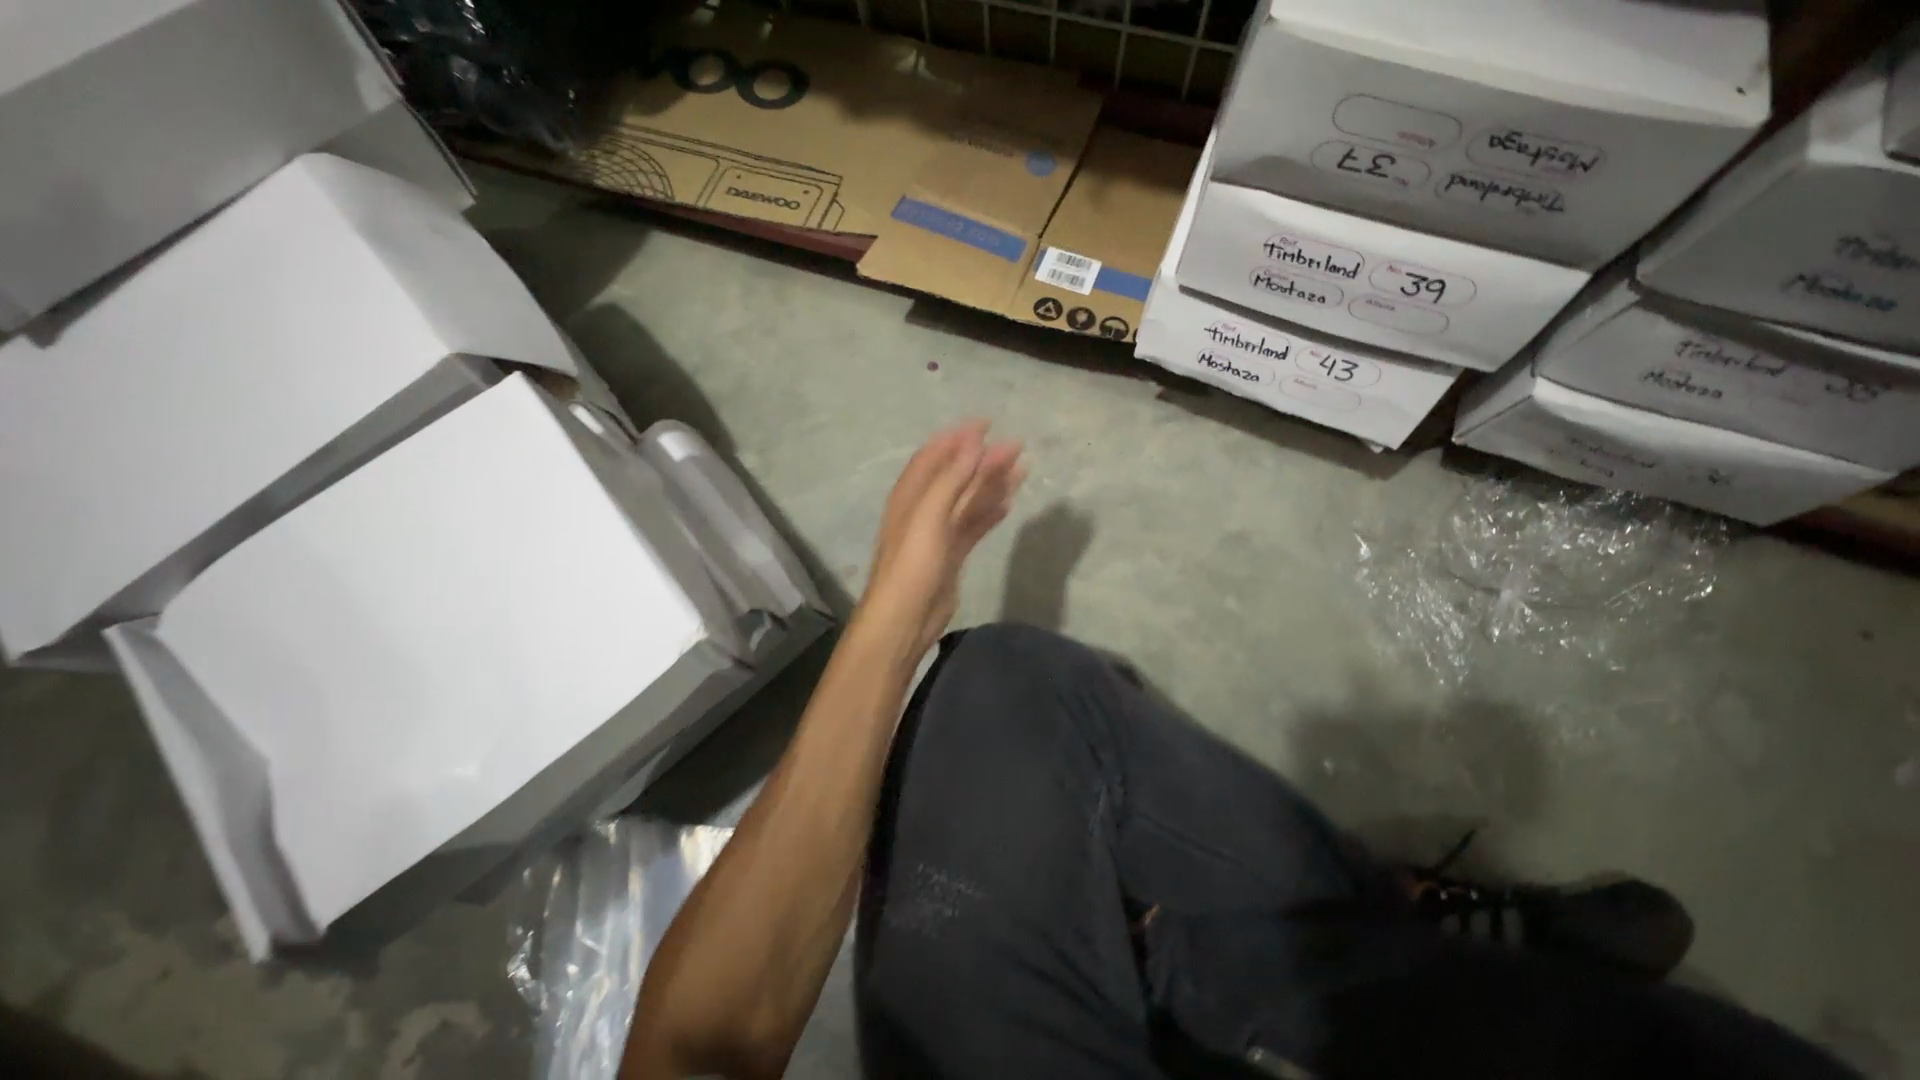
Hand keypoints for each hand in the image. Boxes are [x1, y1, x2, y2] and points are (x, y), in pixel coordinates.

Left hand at [859, 420, 1025, 653]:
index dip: (958, 437)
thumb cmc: (912, 565)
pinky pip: (973, 526)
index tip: (987, 423)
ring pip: (969, 500)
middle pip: (957, 476)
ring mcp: (938, 533)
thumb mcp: (929, 516)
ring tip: (1021, 469)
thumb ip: (951, 479)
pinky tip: (1008, 504)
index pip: (935, 455)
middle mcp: (923, 509)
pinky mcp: (951, 555)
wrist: (905, 618)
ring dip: (992, 483)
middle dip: (984, 459)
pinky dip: (989, 513)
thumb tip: (973, 443)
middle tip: (1017, 446)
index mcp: (911, 495)